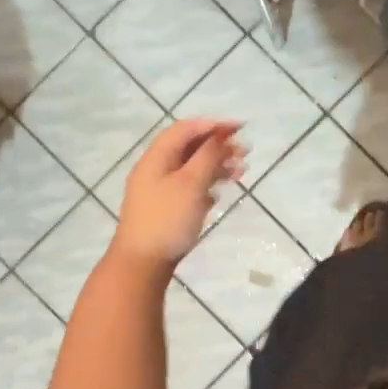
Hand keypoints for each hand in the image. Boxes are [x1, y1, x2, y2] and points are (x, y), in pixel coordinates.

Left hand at [111, 119, 246, 267]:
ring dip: (216, 166)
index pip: (186, 129)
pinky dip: (207, 184)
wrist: (142, 263)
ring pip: (191, 168)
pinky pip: (188, 187)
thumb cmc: (167, 219)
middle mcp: (155, 169)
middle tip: (245, 153)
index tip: (240, 128)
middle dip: (218, 146)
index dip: (213, 125)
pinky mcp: (165, 208)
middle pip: (189, 148)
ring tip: (240, 173)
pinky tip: (220, 193)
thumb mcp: (191, 183)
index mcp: (156, 158)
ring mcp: (158, 190)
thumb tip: (220, 136)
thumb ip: (207, 156)